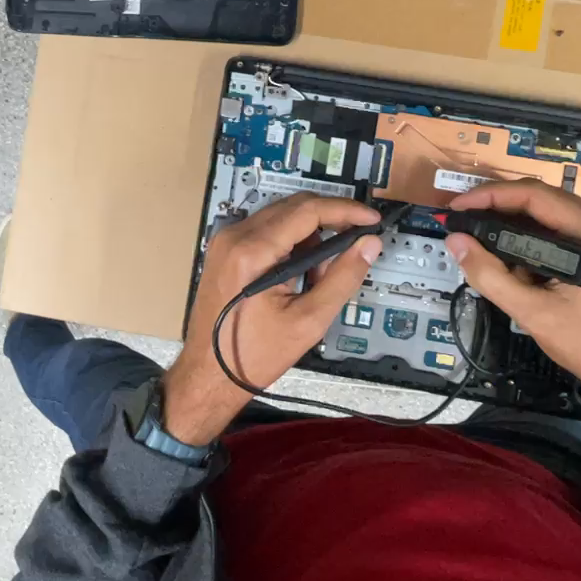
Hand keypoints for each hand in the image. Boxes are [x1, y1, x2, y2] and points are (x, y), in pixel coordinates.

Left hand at [168, 194, 382, 444]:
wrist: (209, 374)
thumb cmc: (254, 354)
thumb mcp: (308, 321)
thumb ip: (342, 278)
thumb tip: (369, 244)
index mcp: (251, 251)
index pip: (306, 210)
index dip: (345, 210)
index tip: (372, 219)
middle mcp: (234, 236)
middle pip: (292, 206)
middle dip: (330, 220)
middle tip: (356, 245)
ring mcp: (225, 241)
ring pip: (280, 216)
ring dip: (310, 233)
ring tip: (323, 273)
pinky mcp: (224, 250)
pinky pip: (264, 230)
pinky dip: (289, 241)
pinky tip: (300, 273)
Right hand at [444, 179, 580, 400]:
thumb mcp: (532, 312)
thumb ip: (489, 275)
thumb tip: (455, 241)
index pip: (536, 196)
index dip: (490, 196)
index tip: (457, 208)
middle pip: (540, 198)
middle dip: (496, 208)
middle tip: (461, 222)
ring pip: (545, 212)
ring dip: (510, 224)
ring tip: (479, 240)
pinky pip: (556, 226)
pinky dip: (527, 237)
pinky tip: (509, 255)